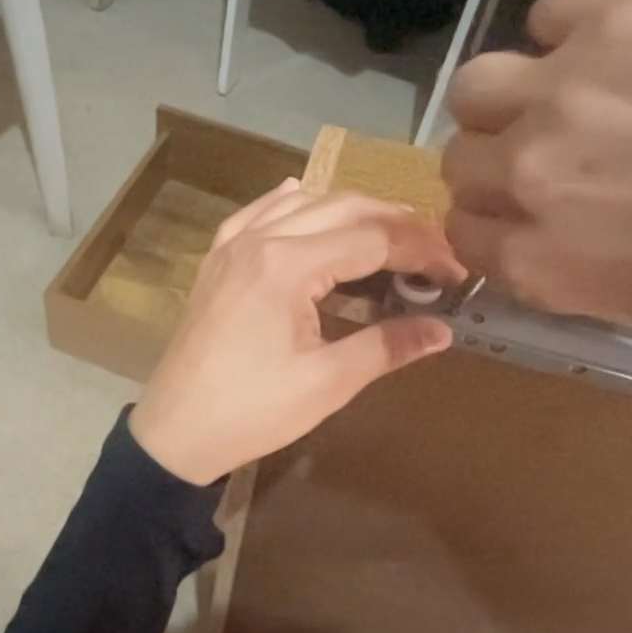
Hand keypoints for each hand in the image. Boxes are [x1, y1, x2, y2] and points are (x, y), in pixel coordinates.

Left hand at [129, 180, 466, 484]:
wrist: (175, 432)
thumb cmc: (251, 411)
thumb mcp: (326, 383)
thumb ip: (386, 346)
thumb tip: (441, 330)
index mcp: (287, 266)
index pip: (371, 238)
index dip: (422, 249)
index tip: (456, 271)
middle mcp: (259, 240)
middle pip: (342, 207)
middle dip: (395, 222)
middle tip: (435, 250)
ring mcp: (231, 247)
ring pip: (301, 203)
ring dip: (349, 210)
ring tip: (388, 233)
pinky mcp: (216, 262)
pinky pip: (256, 214)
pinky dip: (291, 205)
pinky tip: (305, 200)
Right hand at [440, 0, 631, 347]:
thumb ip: (564, 268)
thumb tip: (528, 230)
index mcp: (540, 267)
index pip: (462, 234)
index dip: (494, 222)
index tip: (527, 212)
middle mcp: (529, 179)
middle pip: (460, 159)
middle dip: (499, 162)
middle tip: (563, 154)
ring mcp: (566, 91)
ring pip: (477, 86)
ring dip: (513, 95)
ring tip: (578, 93)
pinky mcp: (619, 14)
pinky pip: (550, 11)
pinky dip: (573, 30)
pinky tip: (631, 46)